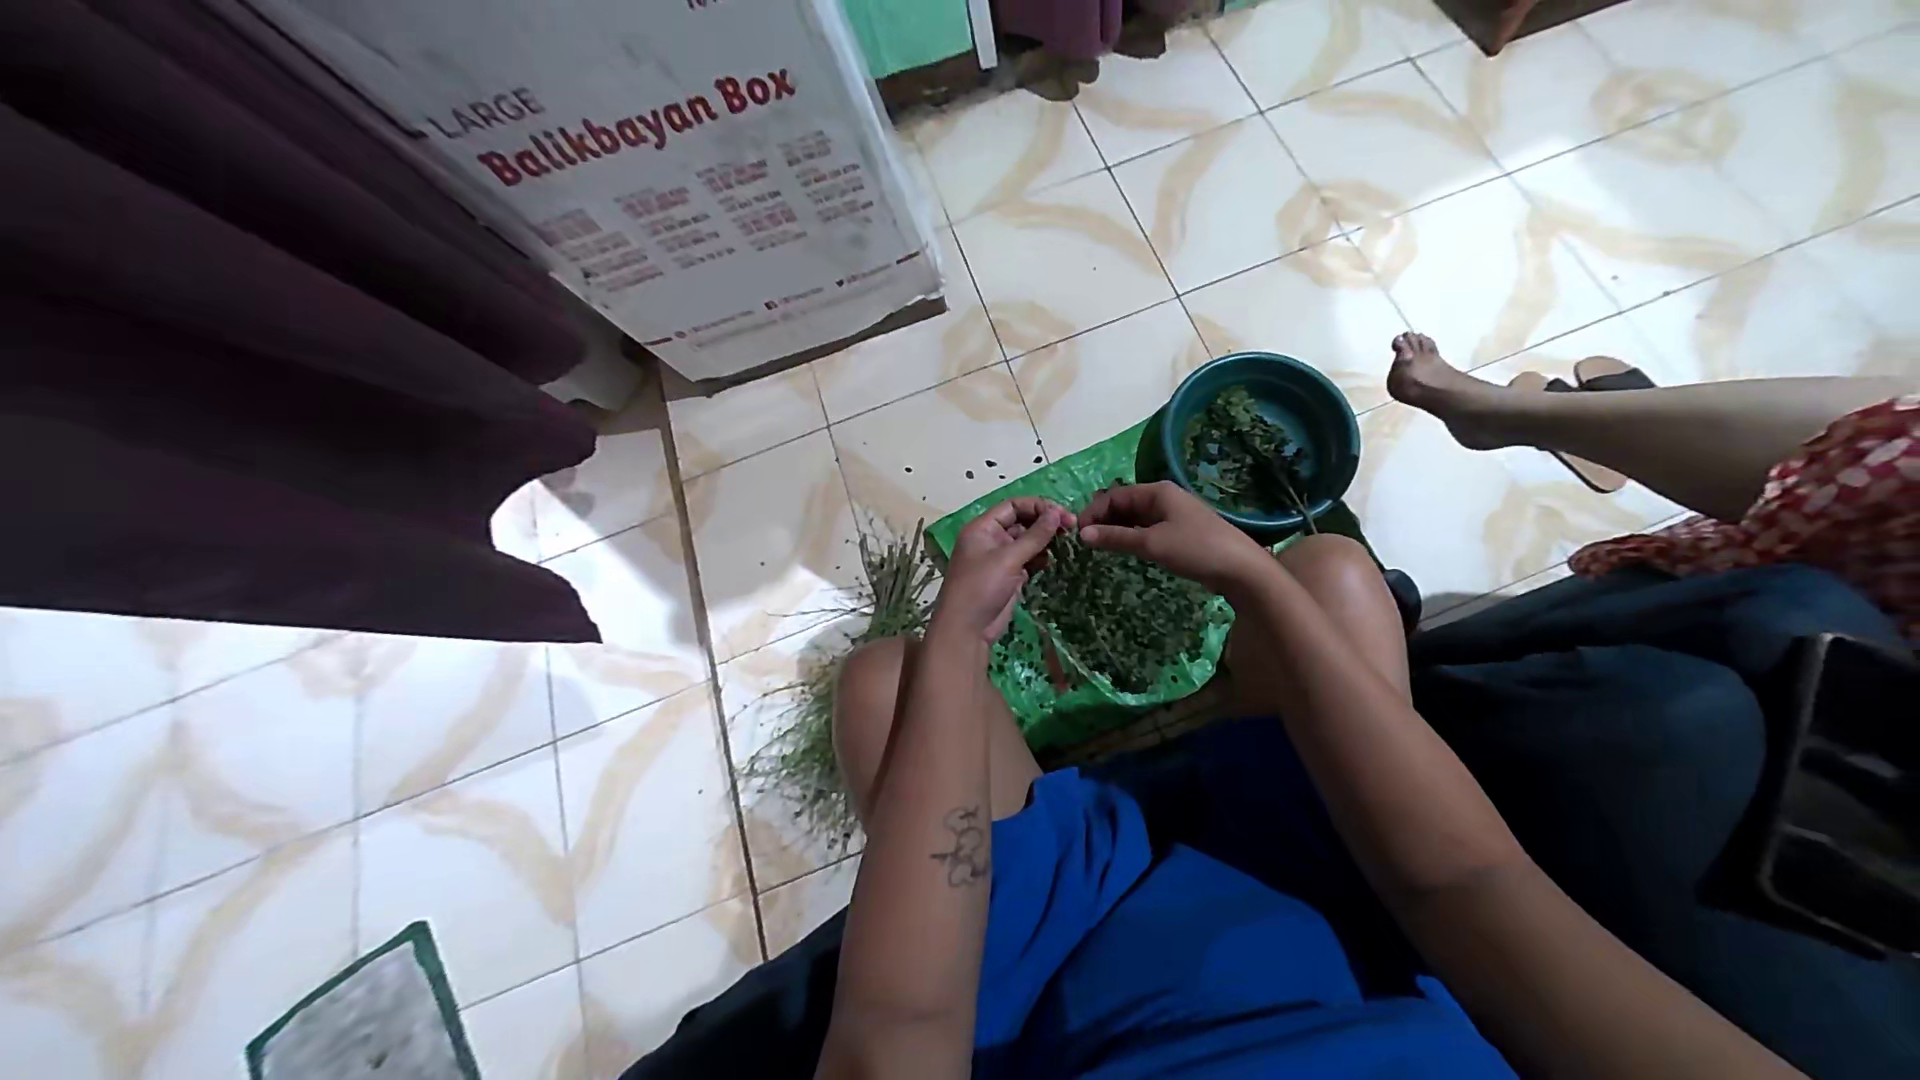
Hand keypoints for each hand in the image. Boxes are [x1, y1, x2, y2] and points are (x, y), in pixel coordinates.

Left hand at [933, 497, 1071, 643]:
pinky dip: (1040, 557)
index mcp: (982, 528)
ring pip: (1027, 541)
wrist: (967, 630)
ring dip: (1045, 540)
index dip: (1038, 506)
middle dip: (1045, 523)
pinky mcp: (1009, 576)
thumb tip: (1056, 513)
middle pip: (1021, 521)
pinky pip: (1028, 559)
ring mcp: (1000, 558)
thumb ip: (1034, 536)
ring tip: (1065, 543)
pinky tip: (1051, 560)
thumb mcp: (1008, 559)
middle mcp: (990, 539)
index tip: (1062, 514)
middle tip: (1071, 527)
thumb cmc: (981, 588)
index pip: (1013, 506)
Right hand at [1078, 481, 1271, 593]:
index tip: (1078, 534)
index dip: (1093, 512)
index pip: (1114, 495)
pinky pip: (1146, 529)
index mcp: (1157, 492)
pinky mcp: (1179, 532)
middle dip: (1102, 520)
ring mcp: (1172, 515)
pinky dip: (1131, 537)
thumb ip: (1115, 537)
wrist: (1240, 569)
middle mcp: (1163, 498)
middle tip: (1086, 543)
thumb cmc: (1195, 548)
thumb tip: (1082, 534)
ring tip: (1099, 548)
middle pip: (1123, 504)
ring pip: (1134, 518)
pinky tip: (1123, 550)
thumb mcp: (1151, 543)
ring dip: (1116, 530)